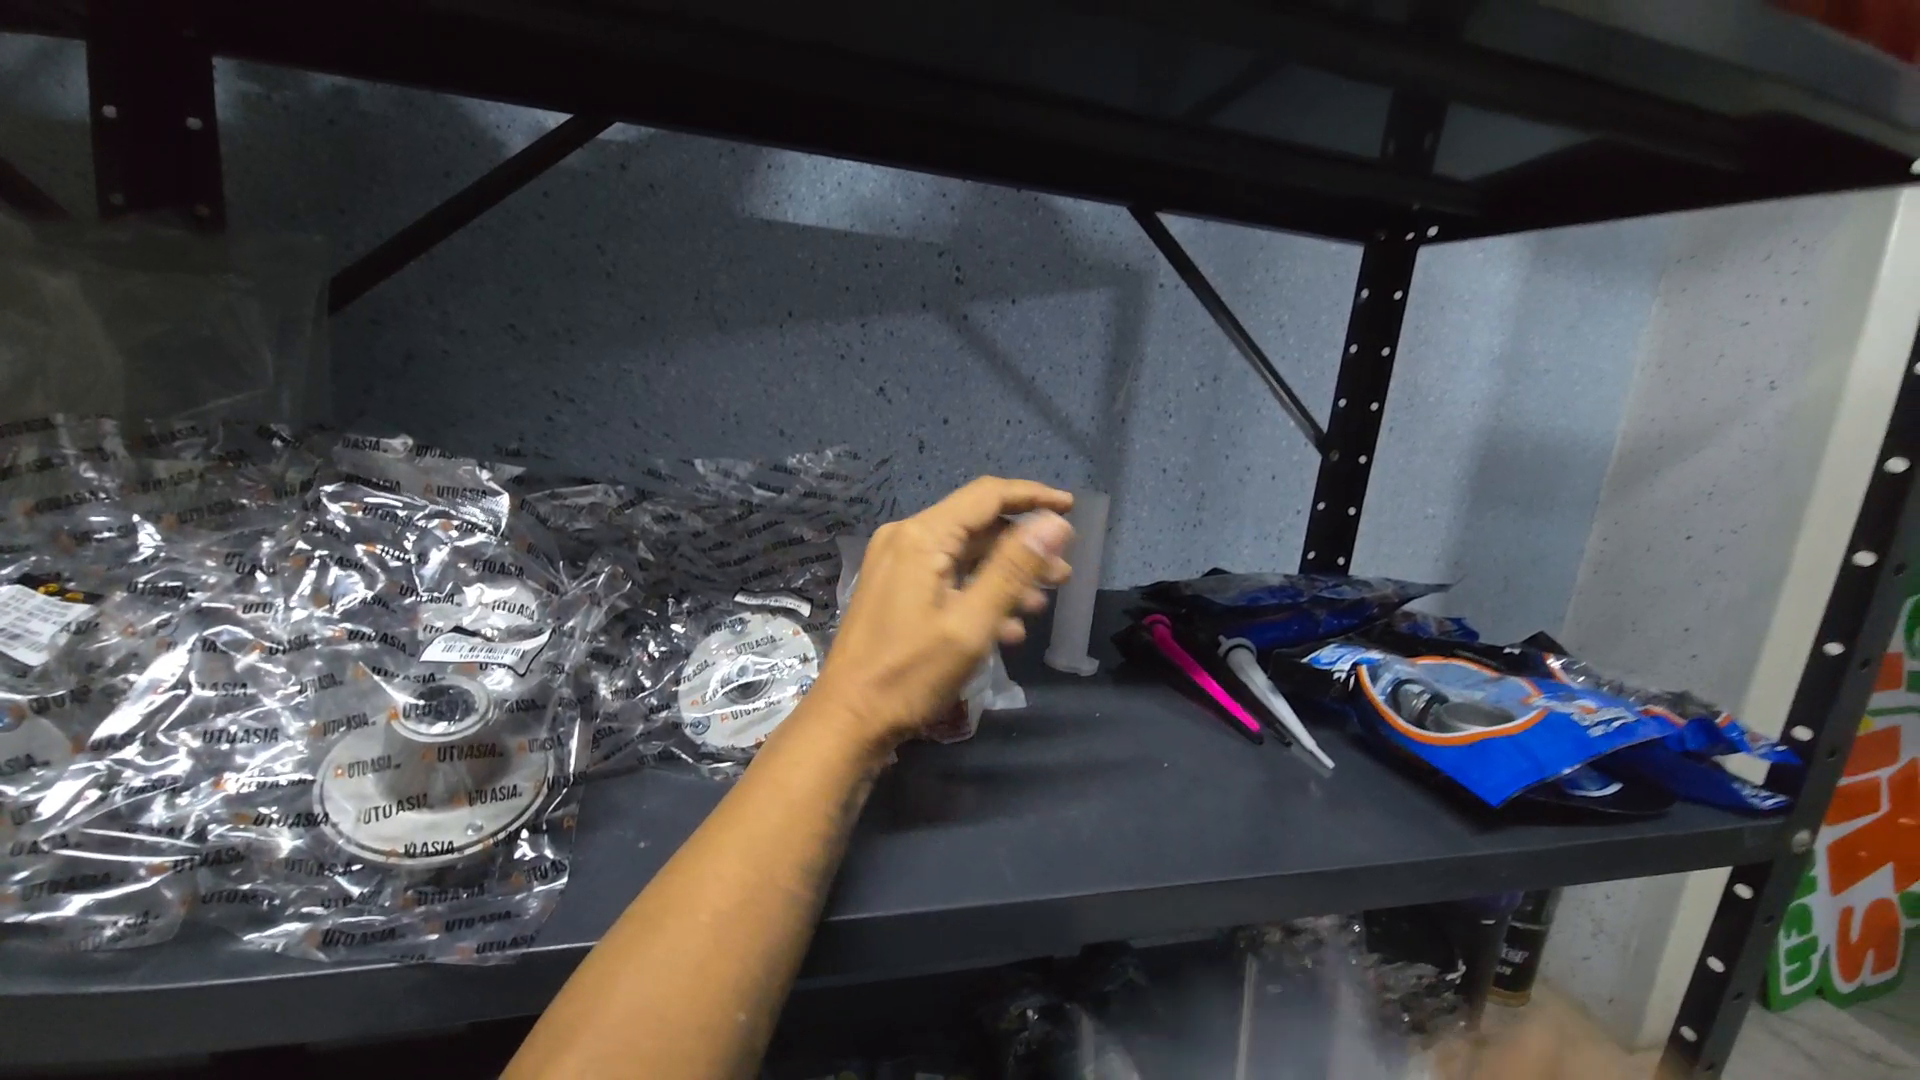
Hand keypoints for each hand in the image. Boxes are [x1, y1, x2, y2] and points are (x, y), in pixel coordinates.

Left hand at [806, 476, 1074, 751]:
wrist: (849, 719)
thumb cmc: (910, 674)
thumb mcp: (971, 623)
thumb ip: (1014, 568)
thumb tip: (1055, 523)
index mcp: (922, 537)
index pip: (988, 495)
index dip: (1033, 497)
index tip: (1072, 510)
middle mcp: (906, 538)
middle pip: (978, 525)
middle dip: (1024, 548)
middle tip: (1063, 578)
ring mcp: (896, 564)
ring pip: (965, 554)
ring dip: (1005, 576)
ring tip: (1039, 606)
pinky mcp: (895, 589)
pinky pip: (947, 577)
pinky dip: (978, 593)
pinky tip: (1005, 629)